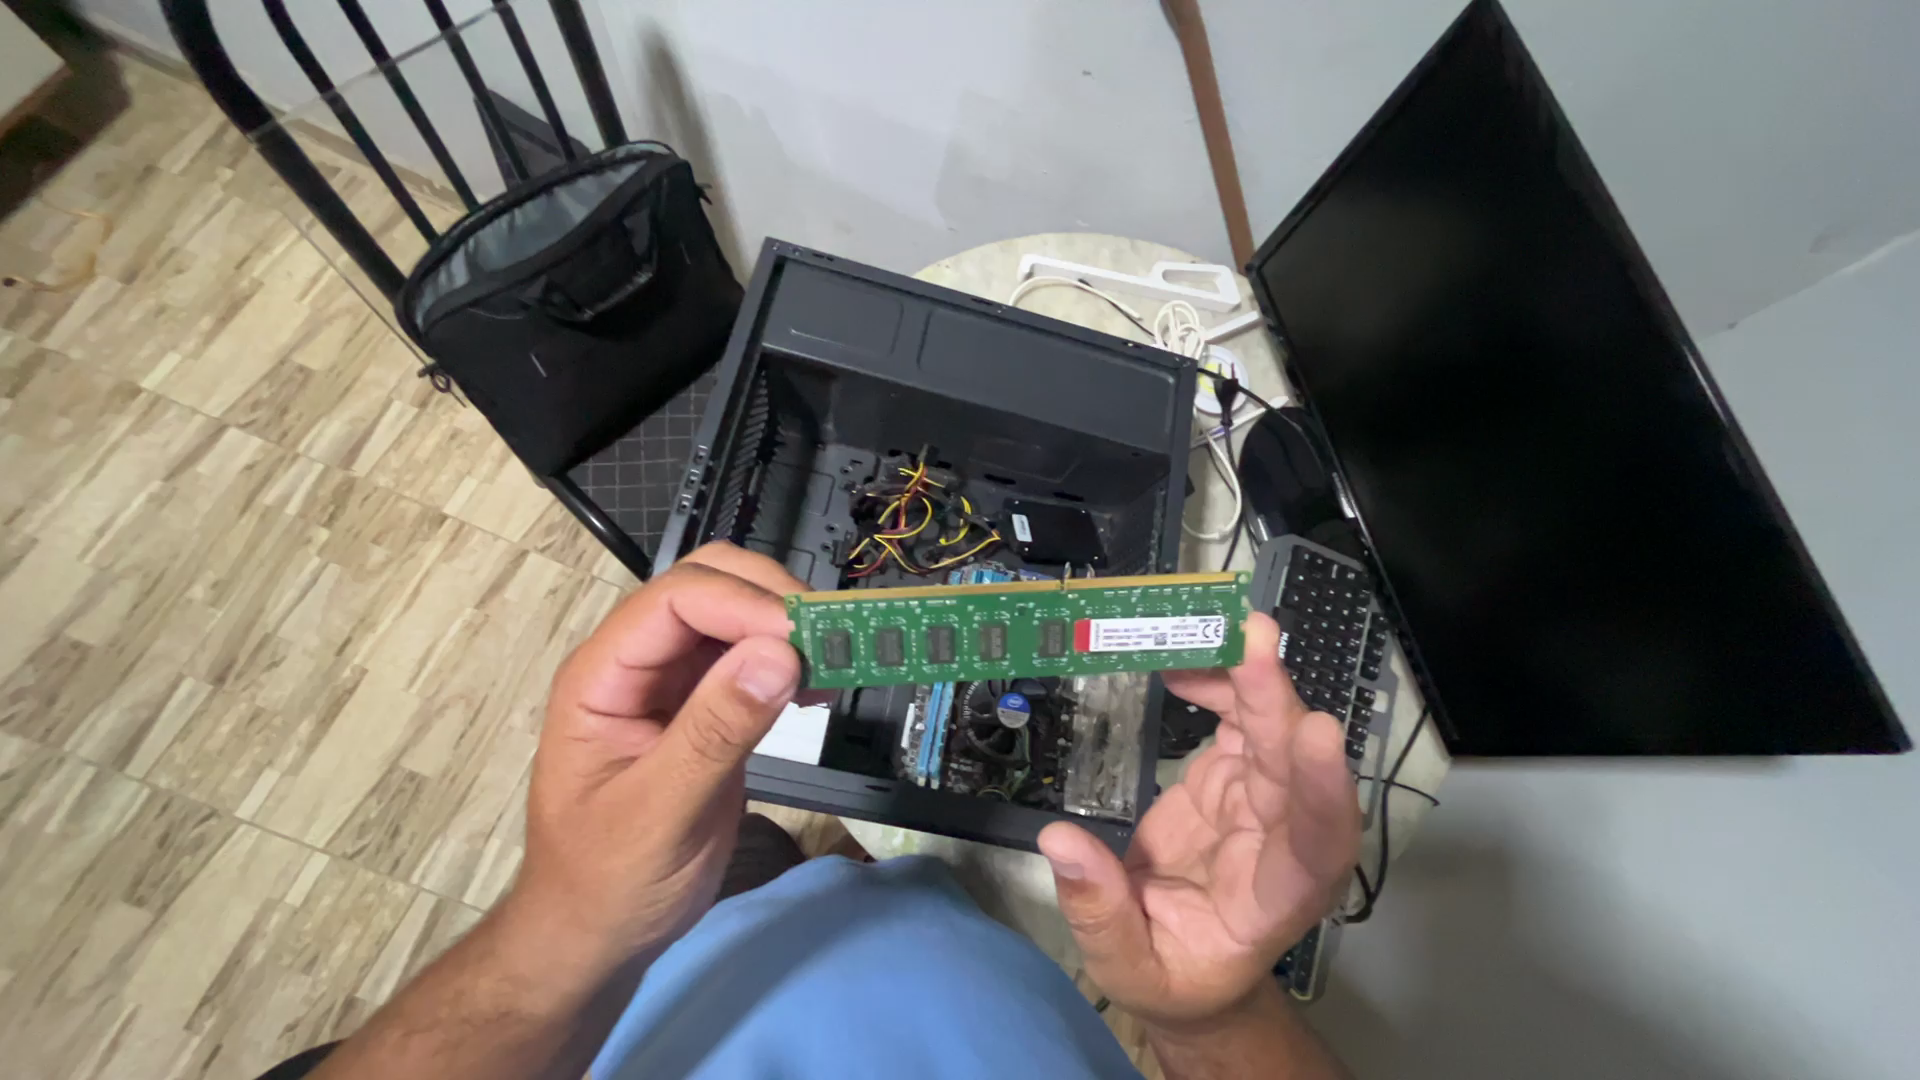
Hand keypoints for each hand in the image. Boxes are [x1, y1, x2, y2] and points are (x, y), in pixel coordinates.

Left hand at [500, 542, 808, 978]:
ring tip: (833, 662)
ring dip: (789, 626)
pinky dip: (792, 659)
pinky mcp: (710, 702)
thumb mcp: (659, 814)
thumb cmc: (608, 882)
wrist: (601, 935)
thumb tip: (779, 655)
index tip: (803, 640)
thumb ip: (715, 733)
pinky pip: (755, 655)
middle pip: (708, 584)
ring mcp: (676, 679)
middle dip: (771, 599)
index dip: (742, 604)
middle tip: (829, 637)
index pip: (675, 600)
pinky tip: (819, 687)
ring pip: (738, 613)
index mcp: (603, 675)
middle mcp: (639, 661)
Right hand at [1037, 613, 1360, 1025]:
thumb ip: (1100, 910)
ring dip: (1250, 676)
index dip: (1321, 788)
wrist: (1190, 960)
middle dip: (1275, 700)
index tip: (1316, 733)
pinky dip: (1219, 685)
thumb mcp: (1128, 964)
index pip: (1316, 844)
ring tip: (1209, 629)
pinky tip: (1184, 662)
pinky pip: (1241, 720)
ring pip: (1272, 729)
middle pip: (1292, 766)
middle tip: (1251, 638)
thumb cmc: (1172, 973)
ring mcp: (1261, 801)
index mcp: (1274, 896)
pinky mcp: (1235, 778)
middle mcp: (1281, 837)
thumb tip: (1059, 841)